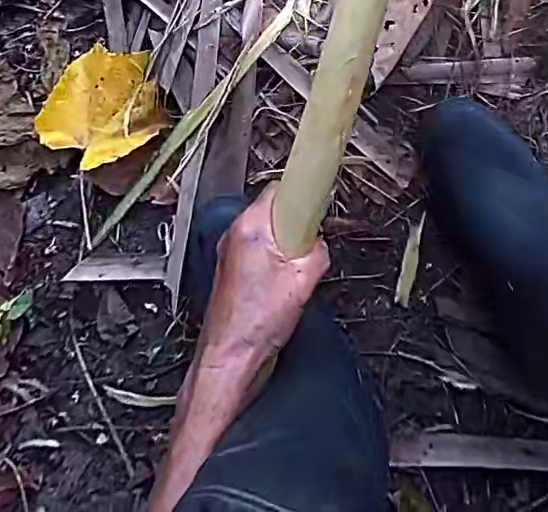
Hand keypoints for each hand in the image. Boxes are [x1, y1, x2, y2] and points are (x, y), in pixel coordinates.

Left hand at [148, 188, 326, 510]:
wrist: (229, 360)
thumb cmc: (254, 325)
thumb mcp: (303, 282)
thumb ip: (318, 252)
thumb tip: (318, 244)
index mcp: (250, 227)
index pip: (279, 188)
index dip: (300, 189)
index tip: (315, 187)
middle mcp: (235, 233)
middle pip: (274, 210)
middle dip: (295, 226)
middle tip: (305, 250)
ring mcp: (230, 251)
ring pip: (267, 232)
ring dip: (284, 247)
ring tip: (291, 276)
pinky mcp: (231, 269)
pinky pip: (259, 251)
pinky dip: (273, 262)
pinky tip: (279, 288)